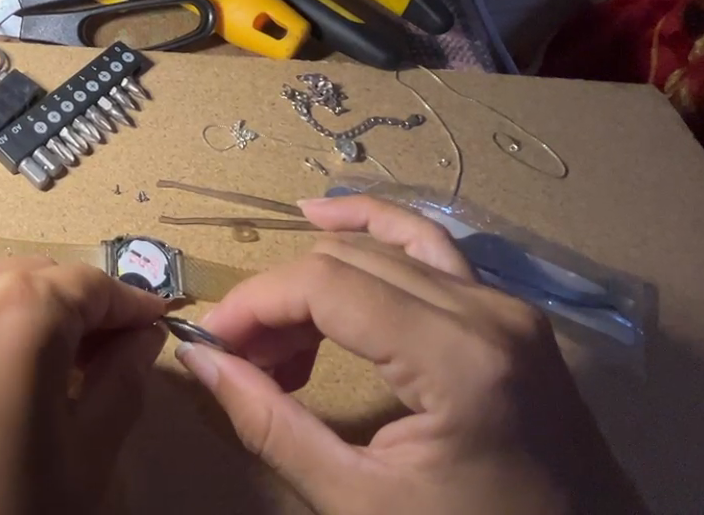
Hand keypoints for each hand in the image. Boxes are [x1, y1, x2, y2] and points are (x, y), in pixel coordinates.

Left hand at [0, 258, 169, 514]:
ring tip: (52, 368)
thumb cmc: (6, 508)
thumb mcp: (85, 457)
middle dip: (78, 311)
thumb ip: (123, 380)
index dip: (128, 304)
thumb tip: (143, 334)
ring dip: (28, 314)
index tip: (154, 323)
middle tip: (110, 355)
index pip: (89, 284)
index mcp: (17, 309)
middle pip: (39, 279)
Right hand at [178, 195, 646, 514]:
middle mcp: (486, 312)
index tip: (212, 343)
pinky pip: (424, 244)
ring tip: (277, 340)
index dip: (253, 304)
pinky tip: (322, 218)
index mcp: (459, 361)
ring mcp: (503, 305)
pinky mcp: (506, 311)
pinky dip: (368, 227)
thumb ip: (271, 424)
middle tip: (242, 358)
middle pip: (341, 262)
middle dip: (276, 301)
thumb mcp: (361, 506)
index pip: (322, 285)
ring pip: (373, 249)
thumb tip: (197, 360)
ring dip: (309, 281)